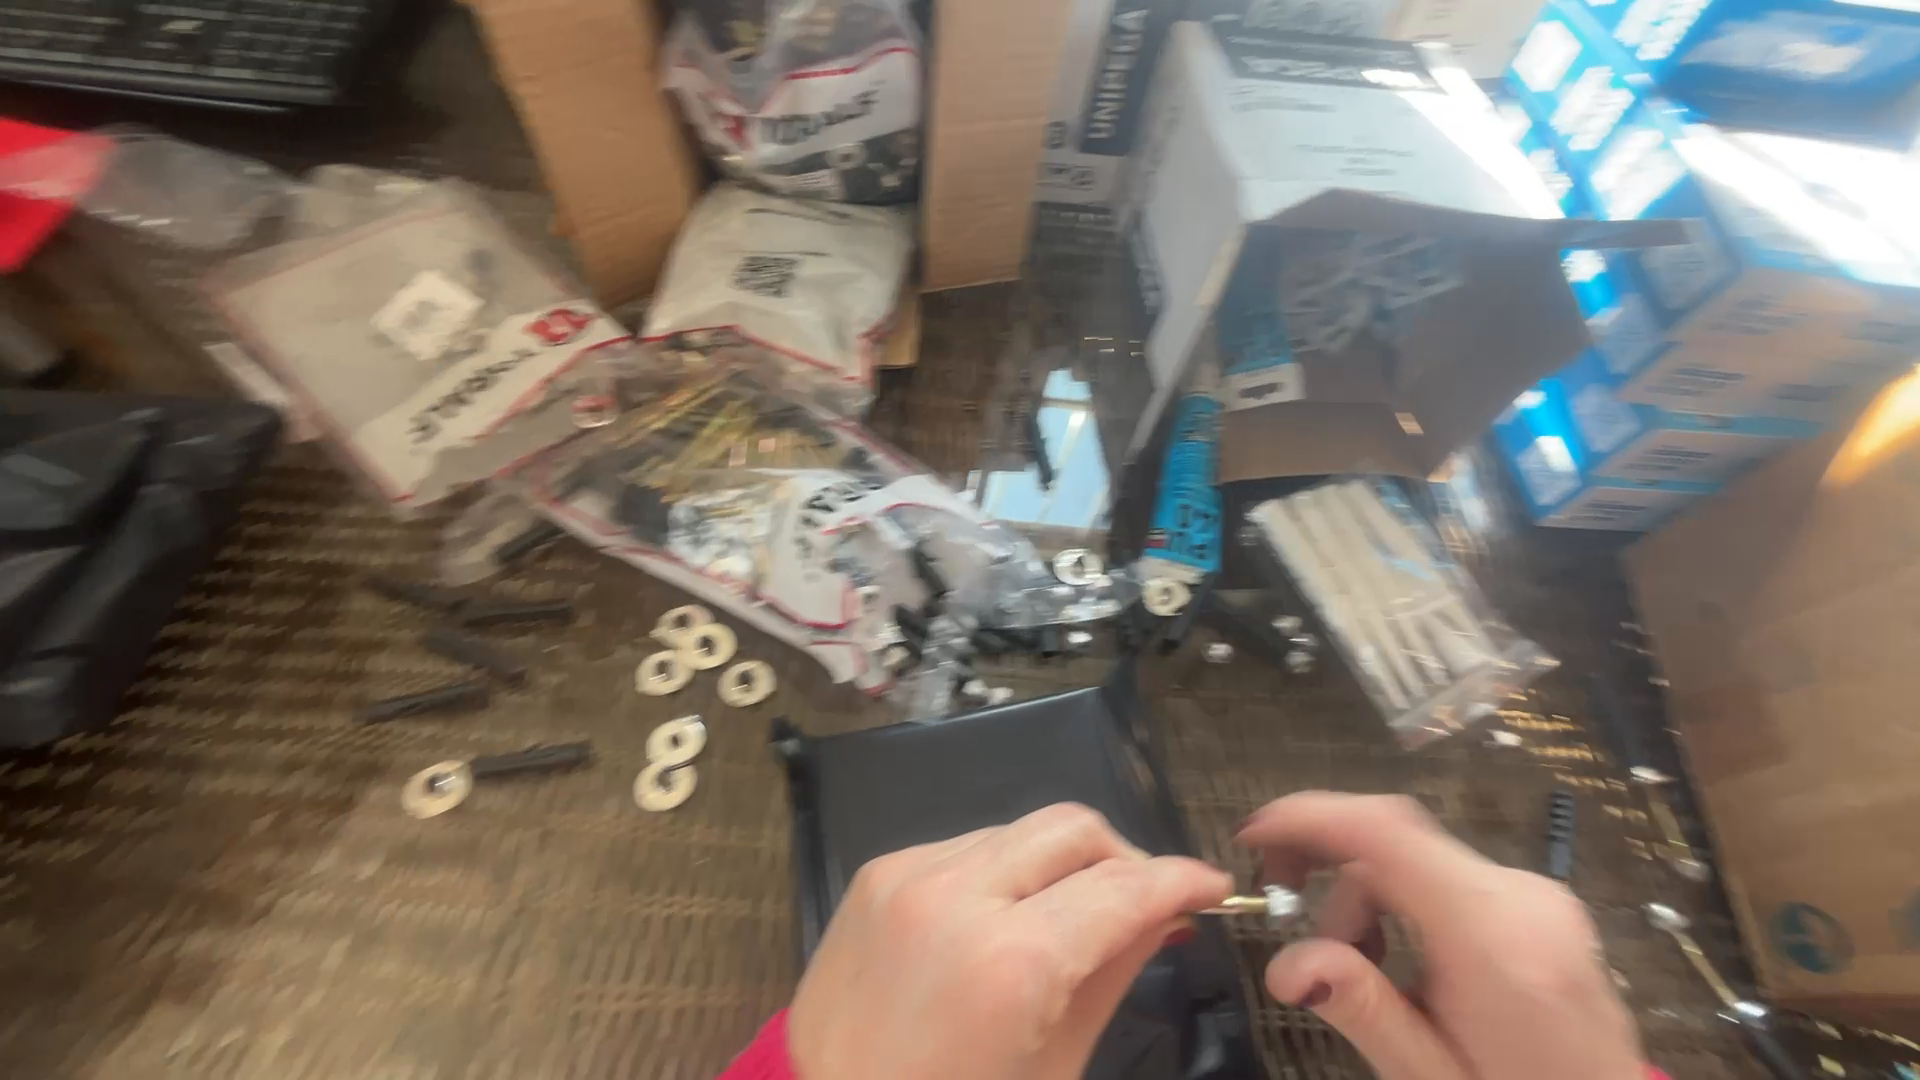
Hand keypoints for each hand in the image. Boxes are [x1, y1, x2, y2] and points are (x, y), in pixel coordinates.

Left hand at [787, 802, 1232, 1079]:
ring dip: (1059, 863)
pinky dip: (1003, 871)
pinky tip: (1000, 918)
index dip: (1177, 879)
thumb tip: (1164, 914)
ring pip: (1019, 830)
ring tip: (1065, 916)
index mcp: (1009, 961)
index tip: (1208, 884)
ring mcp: (910, 870)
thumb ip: (1112, 972)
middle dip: (1120, 854)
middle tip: (1139, 900)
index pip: (1118, 889)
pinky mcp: (881, 867)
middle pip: (1070, 825)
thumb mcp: (1052, 1063)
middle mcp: (957, 892)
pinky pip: (968, 846)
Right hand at [1240, 792, 1643, 1079]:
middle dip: (1320, 857)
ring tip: (1350, 961)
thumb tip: (1284, 964)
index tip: (1250, 834)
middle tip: (1274, 896)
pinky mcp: (1534, 905)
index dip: (1307, 817)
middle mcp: (1521, 897)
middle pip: (1390, 836)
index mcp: (1496, 940)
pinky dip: (1392, 897)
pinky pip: (1437, 873)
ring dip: (1358, 893)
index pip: (1386, 834)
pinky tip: (1390, 953)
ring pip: (1409, 856)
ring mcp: (1534, 895)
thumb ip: (1363, 1011)